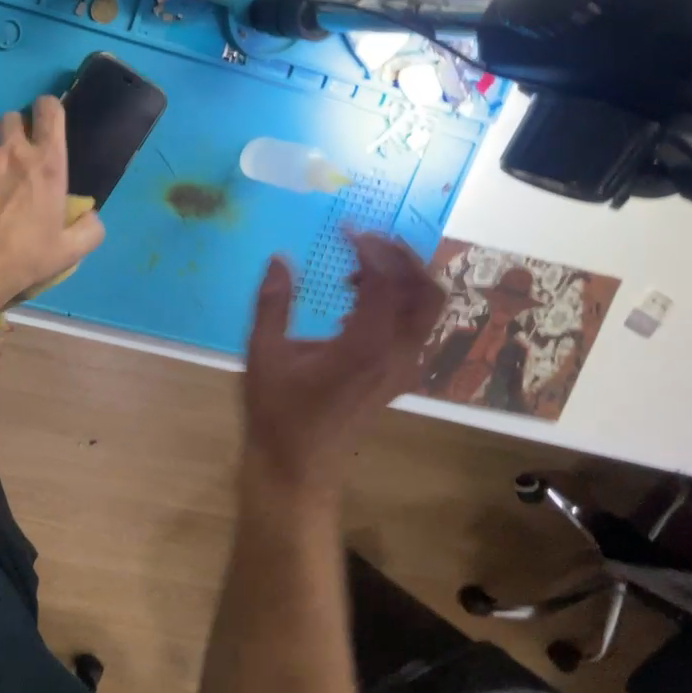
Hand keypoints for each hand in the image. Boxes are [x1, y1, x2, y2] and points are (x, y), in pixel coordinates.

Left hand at [0, 96, 105, 305]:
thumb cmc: (23, 258)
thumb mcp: (69, 252)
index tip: (43, 119)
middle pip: (11, 119)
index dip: (47, 109)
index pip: (50, 111)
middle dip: (13, 132)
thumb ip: (90, 229)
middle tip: (12, 161)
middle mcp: (11, 151)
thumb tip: (90, 216)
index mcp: (46, 163)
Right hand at [241, 230, 443, 496]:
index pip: (387, 283)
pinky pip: (415, 327)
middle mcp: (398, 355)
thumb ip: (274, 303)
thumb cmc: (276, 409)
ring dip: (402, 278)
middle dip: (402, 257)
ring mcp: (405, 368)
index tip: (345, 229)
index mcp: (366, 347)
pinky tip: (357, 300)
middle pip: (426, 292)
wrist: (298, 463)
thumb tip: (281, 259)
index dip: (371, 249)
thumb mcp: (264, 352)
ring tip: (358, 265)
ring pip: (427, 309)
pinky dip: (397, 301)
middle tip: (366, 238)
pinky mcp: (400, 375)